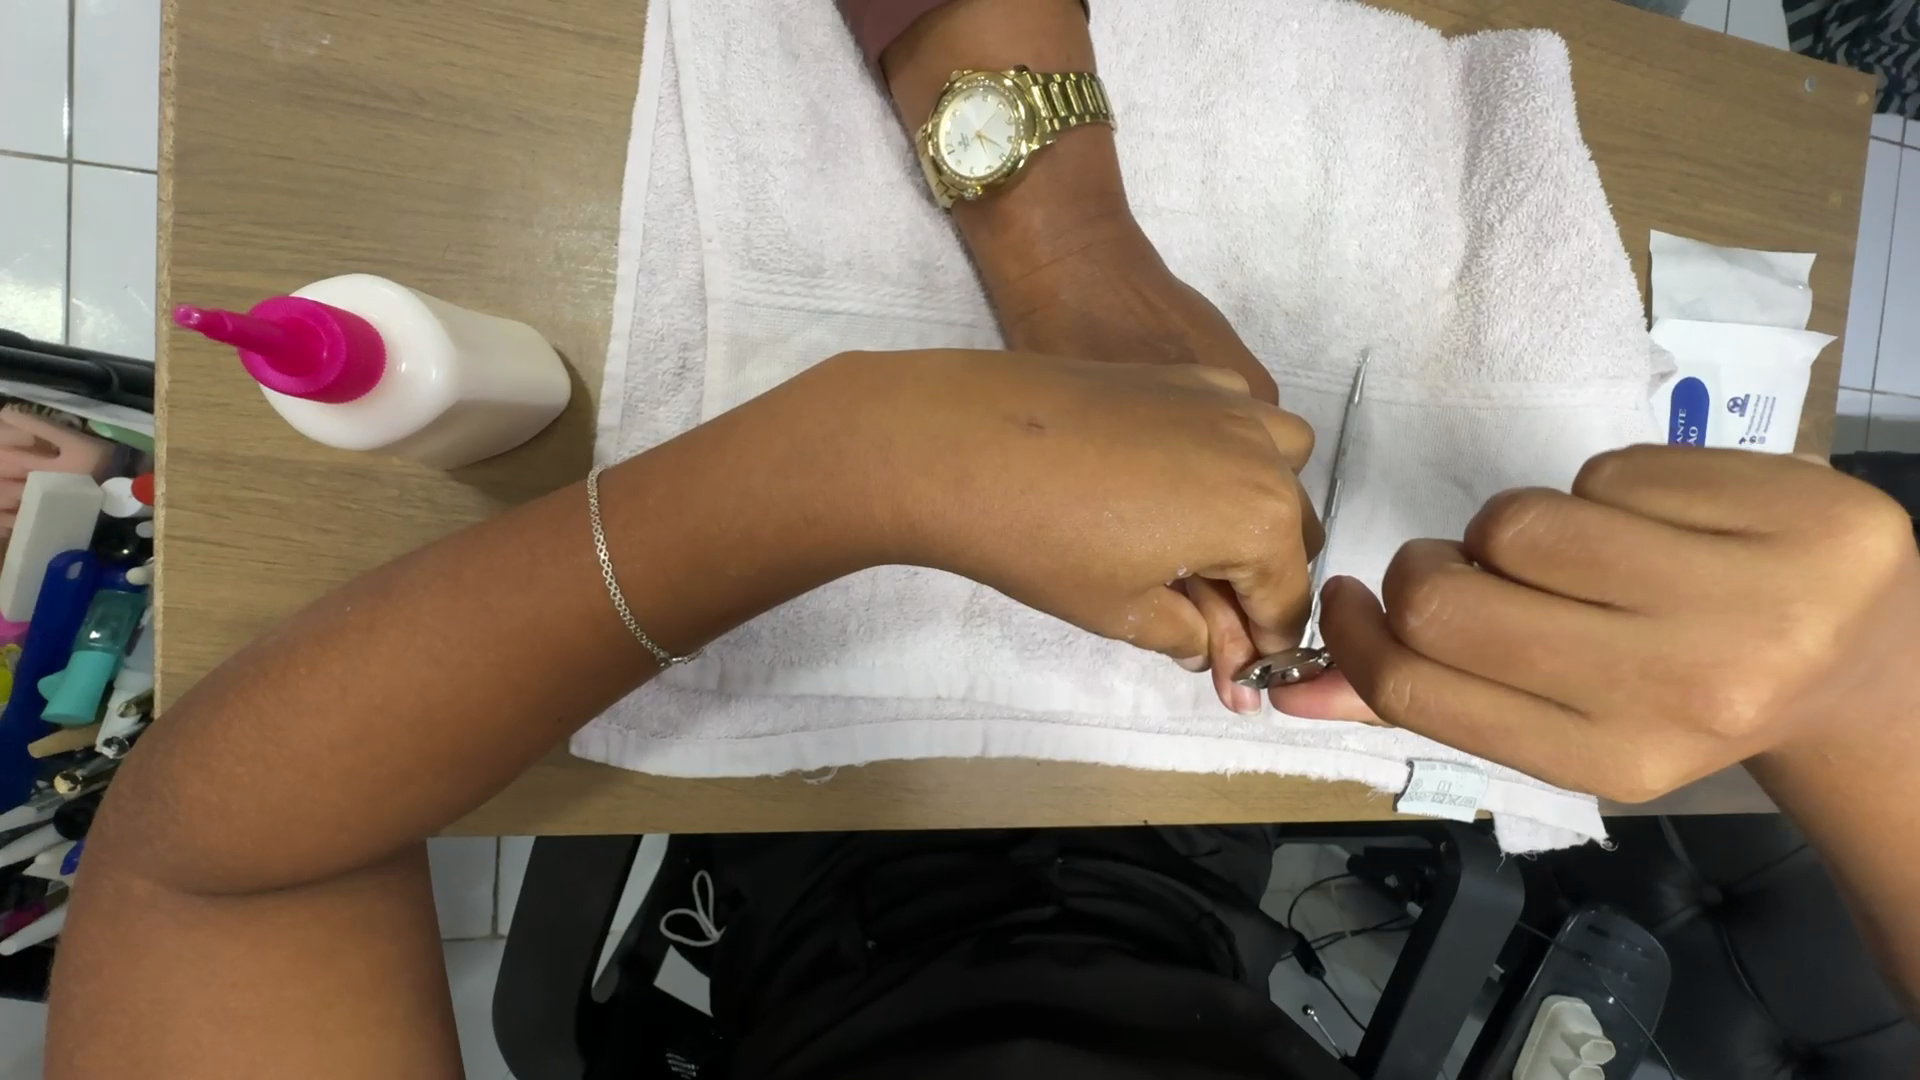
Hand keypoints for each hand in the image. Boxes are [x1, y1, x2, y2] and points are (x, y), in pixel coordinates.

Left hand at [812, 350, 1315, 666]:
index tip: (1242, 674)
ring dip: (1257, 507)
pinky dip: (1226, 452)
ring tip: (1196, 538)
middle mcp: (1261, 452)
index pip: (1287, 601)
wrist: (962, 446)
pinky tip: (1169, 475)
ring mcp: (1221, 400)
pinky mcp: (1179, 374)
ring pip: (1277, 462)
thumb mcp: (1120, 610)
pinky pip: (1235, 416)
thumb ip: (1186, 634)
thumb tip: (1211, 647)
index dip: (1269, 646)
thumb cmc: (1043, 543)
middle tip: (1203, 614)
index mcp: (1261, 519)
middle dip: (1260, 580)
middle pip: (1292, 532)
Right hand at [1271, 446, 1919, 801]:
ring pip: (1513, 523)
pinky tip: (1651, 523)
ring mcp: (1760, 605)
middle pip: (1442, 597)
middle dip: (1429, 569)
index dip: (1353, 632)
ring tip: (1569, 552)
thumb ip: (1412, 697)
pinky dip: (1595, 490)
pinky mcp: (1806, 518)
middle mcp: (1685, 695)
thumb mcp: (1539, 717)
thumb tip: (1284, 690)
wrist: (1863, 672)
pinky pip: (1601, 471)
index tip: (1349, 598)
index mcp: (1607, 760)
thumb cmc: (1664, 695)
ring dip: (1510, 530)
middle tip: (1467, 572)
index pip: (1415, 686)